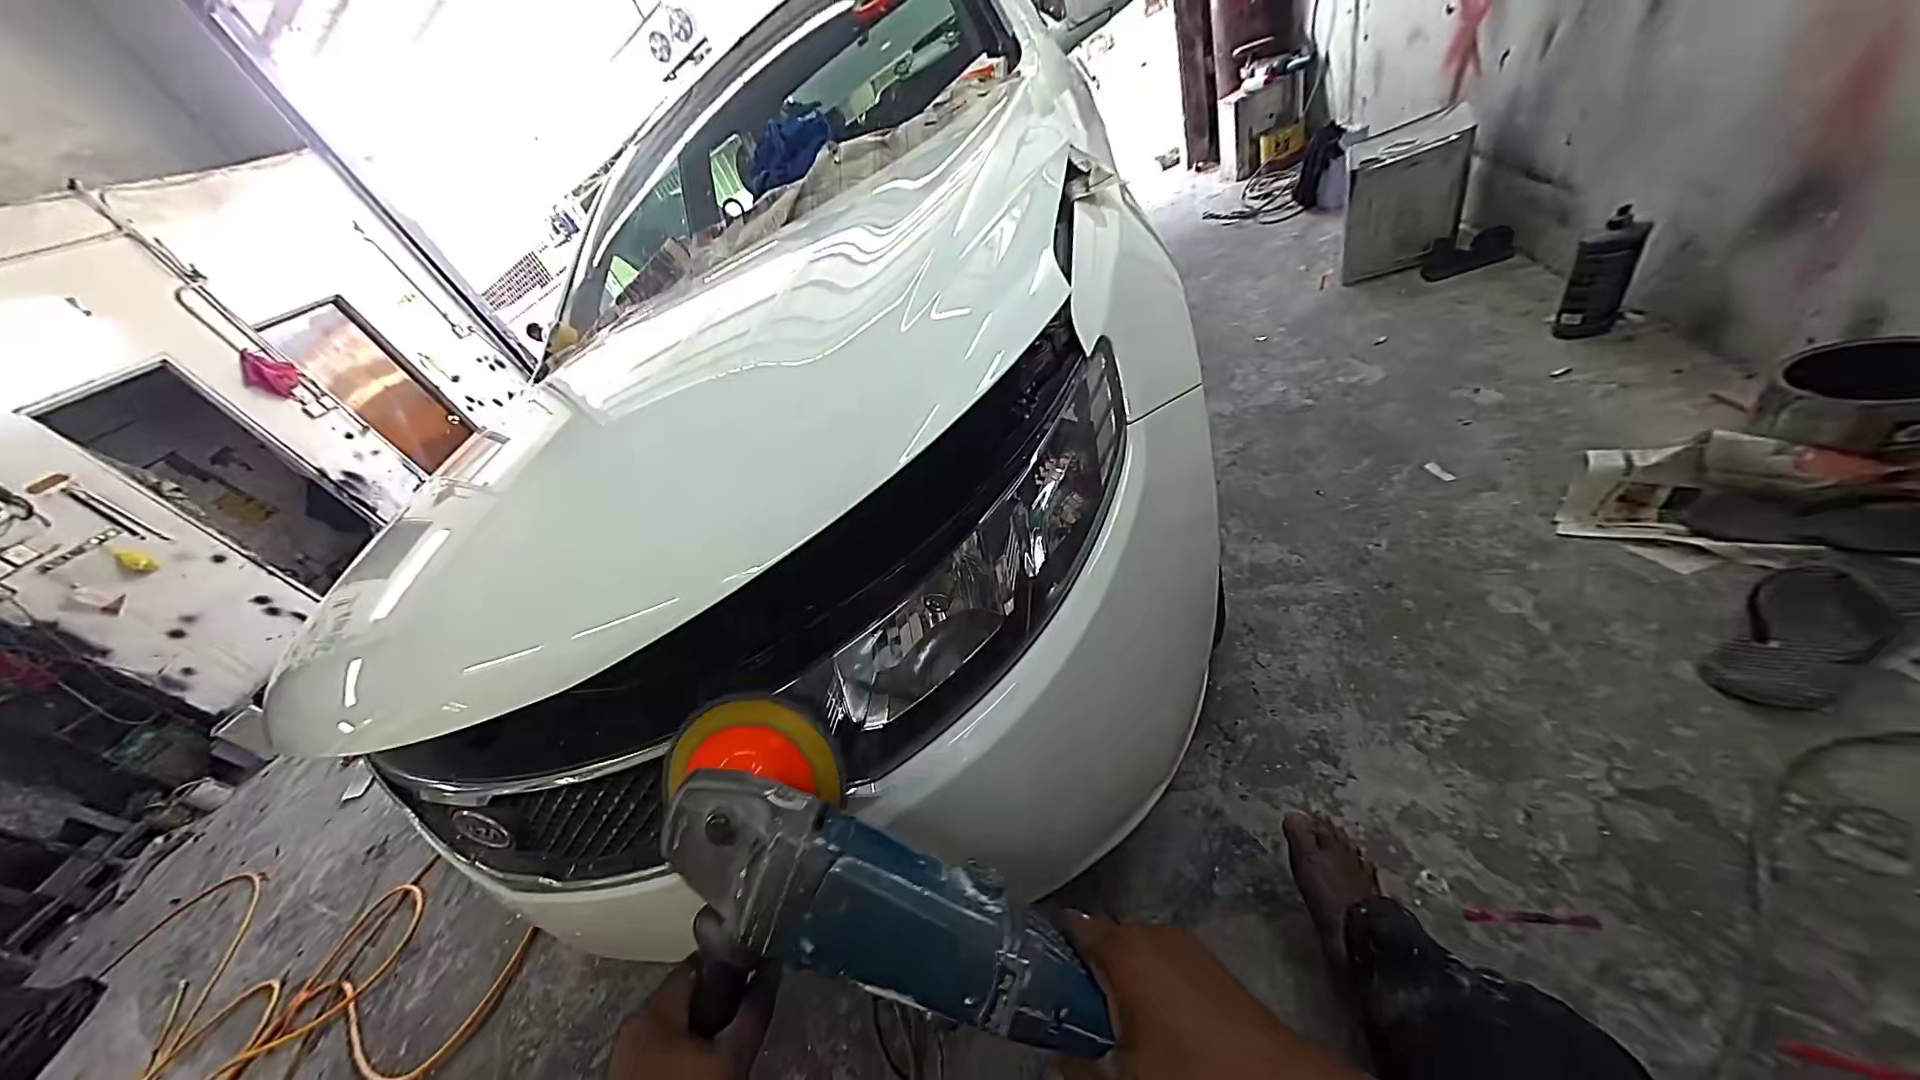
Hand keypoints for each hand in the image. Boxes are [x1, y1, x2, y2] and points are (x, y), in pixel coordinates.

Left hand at [607, 960, 775, 1079]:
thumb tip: (771, 972)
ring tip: (726, 1044)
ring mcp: (626, 1057)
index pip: (696, 965)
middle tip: (742, 1013)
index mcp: (652, 1013)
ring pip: (675, 1024)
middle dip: (716, 1001)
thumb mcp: (732, 1058)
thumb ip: (753, 1012)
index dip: (728, 964)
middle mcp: (632, 1028)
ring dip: (702, 1028)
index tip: (752, 972)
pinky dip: (684, 1050)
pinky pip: (662, 1049)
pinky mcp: (627, 1079)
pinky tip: (703, 1067)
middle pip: (685, 995)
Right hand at [1056, 913, 1364, 1079]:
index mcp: (1124, 948)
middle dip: (1087, 969)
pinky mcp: (1208, 962)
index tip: (1035, 967)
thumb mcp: (1124, 1078)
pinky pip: (1163, 960)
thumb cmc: (1191, 1071)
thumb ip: (1080, 1066)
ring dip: (1120, 975)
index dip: (1051, 944)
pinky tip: (1153, 1020)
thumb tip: (1055, 1061)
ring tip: (1112, 1018)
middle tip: (1072, 1008)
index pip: (1073, 926)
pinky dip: (1150, 980)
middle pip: (1103, 939)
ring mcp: (1183, 944)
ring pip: (1135, 950)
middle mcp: (1151, 933)